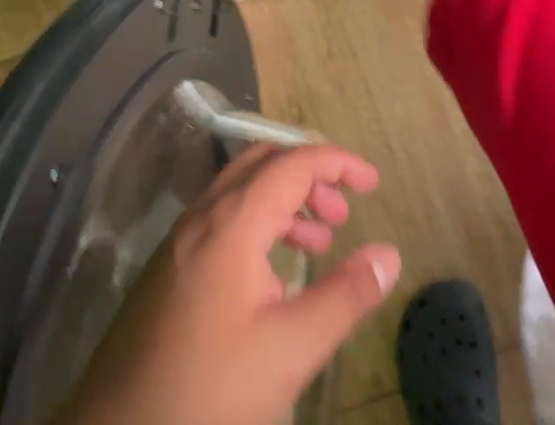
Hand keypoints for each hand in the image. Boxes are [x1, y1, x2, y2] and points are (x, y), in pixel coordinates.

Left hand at [60, 144, 400, 424]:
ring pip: (238, 194)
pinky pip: (219, 222)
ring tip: (318, 245)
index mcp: (231, 224)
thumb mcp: (290, 350)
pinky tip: (272, 280)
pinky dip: (257, 226)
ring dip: (284, 203)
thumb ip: (345, 296)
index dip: (337, 163)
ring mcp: (176, 244)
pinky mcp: (165, 272)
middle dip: (309, 177)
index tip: (372, 184)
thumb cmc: (208, 391)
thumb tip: (389, 255)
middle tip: (342, 214)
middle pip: (261, 165)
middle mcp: (200, 220)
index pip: (292, 163)